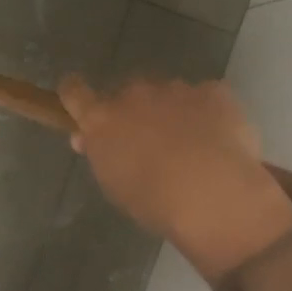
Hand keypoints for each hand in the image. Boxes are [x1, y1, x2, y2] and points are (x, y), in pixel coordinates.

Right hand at [58, 76, 291, 279]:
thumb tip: (87, 138)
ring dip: (172, 111)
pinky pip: (204, 97)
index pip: (74, 93)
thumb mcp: (114, 185)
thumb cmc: (153, 201)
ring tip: (191, 147)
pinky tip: (218, 140)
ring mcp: (175, 89)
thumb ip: (100, 155)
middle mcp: (134, 94)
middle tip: (148, 142)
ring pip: (168, 94)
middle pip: (127, 93)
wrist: (213, 193)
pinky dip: (207, 113)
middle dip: (134, 111)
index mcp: (102, 120)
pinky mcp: (212, 91)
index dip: (75, 94)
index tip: (80, 103)